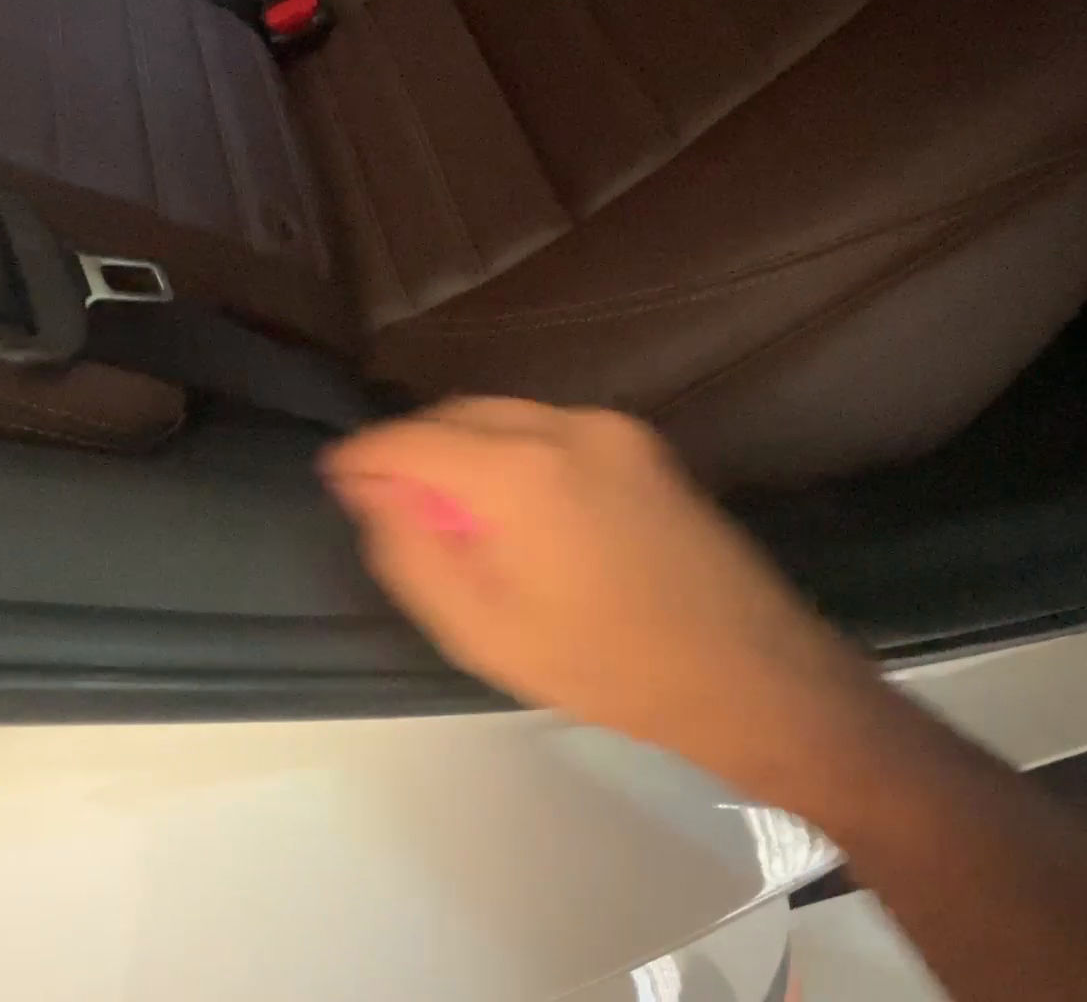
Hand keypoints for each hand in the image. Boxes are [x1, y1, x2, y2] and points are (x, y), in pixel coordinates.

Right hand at [321, 397, 883, 790]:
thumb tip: (371, 493)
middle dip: (411, 447)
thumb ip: (410, 551)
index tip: (335, 473)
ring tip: (447, 504)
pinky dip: (506, 451)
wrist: (751, 674)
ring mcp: (611, 427)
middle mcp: (563, 425)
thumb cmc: (604, 666)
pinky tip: (511, 503)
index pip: (411, 438)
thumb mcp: (481, 629)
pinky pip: (546, 428)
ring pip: (502, 415)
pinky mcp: (641, 442)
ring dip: (459, 447)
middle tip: (388, 496)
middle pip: (455, 413)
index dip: (363, 454)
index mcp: (518, 472)